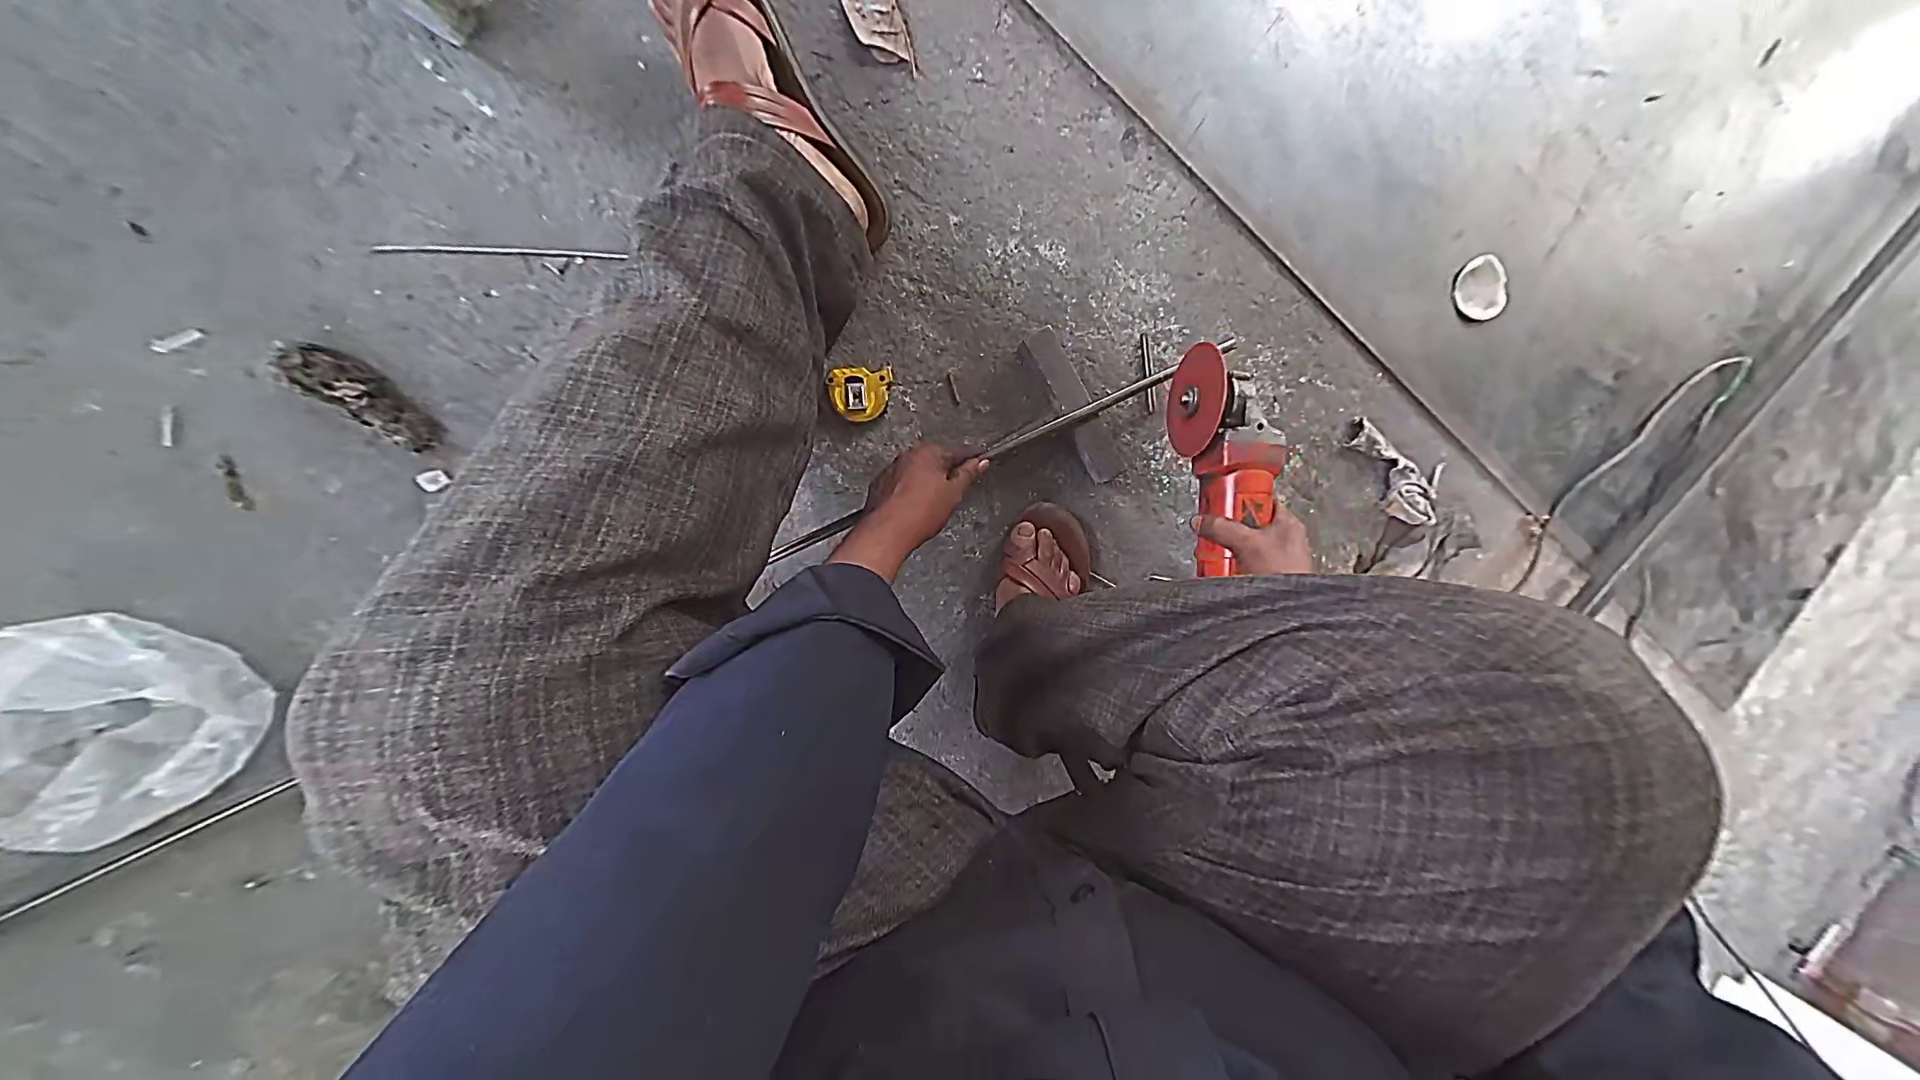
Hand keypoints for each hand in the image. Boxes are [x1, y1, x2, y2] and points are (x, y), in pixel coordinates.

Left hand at [828, 443, 988, 581]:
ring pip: (916, 472)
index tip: (980, 459)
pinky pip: (901, 484)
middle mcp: (907, 456)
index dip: (972, 457)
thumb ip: (968, 474)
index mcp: (928, 452)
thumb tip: (979, 463)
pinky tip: (915, 506)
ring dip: (927, 481)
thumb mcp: (953, 493)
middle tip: (958, 486)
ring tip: (935, 502)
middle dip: (947, 471)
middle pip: (935, 460)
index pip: (958, 451)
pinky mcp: (880, 486)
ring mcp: (892, 470)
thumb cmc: (919, 512)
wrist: (887, 532)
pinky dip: (910, 491)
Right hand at [1192, 502, 1313, 575]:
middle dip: (1226, 529)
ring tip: (1214, 553)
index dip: (1239, 499)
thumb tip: (1201, 521)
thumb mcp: (1246, 542)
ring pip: (1243, 545)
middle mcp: (1283, 538)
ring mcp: (1275, 558)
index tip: (1220, 503)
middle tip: (1213, 532)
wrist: (1288, 609)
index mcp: (1287, 522)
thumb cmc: (1283, 572)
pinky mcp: (1267, 575)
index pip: (1260, 499)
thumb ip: (1221, 528)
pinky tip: (1222, 570)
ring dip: (1225, 549)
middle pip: (1246, 523)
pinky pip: (1242, 564)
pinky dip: (1230, 565)